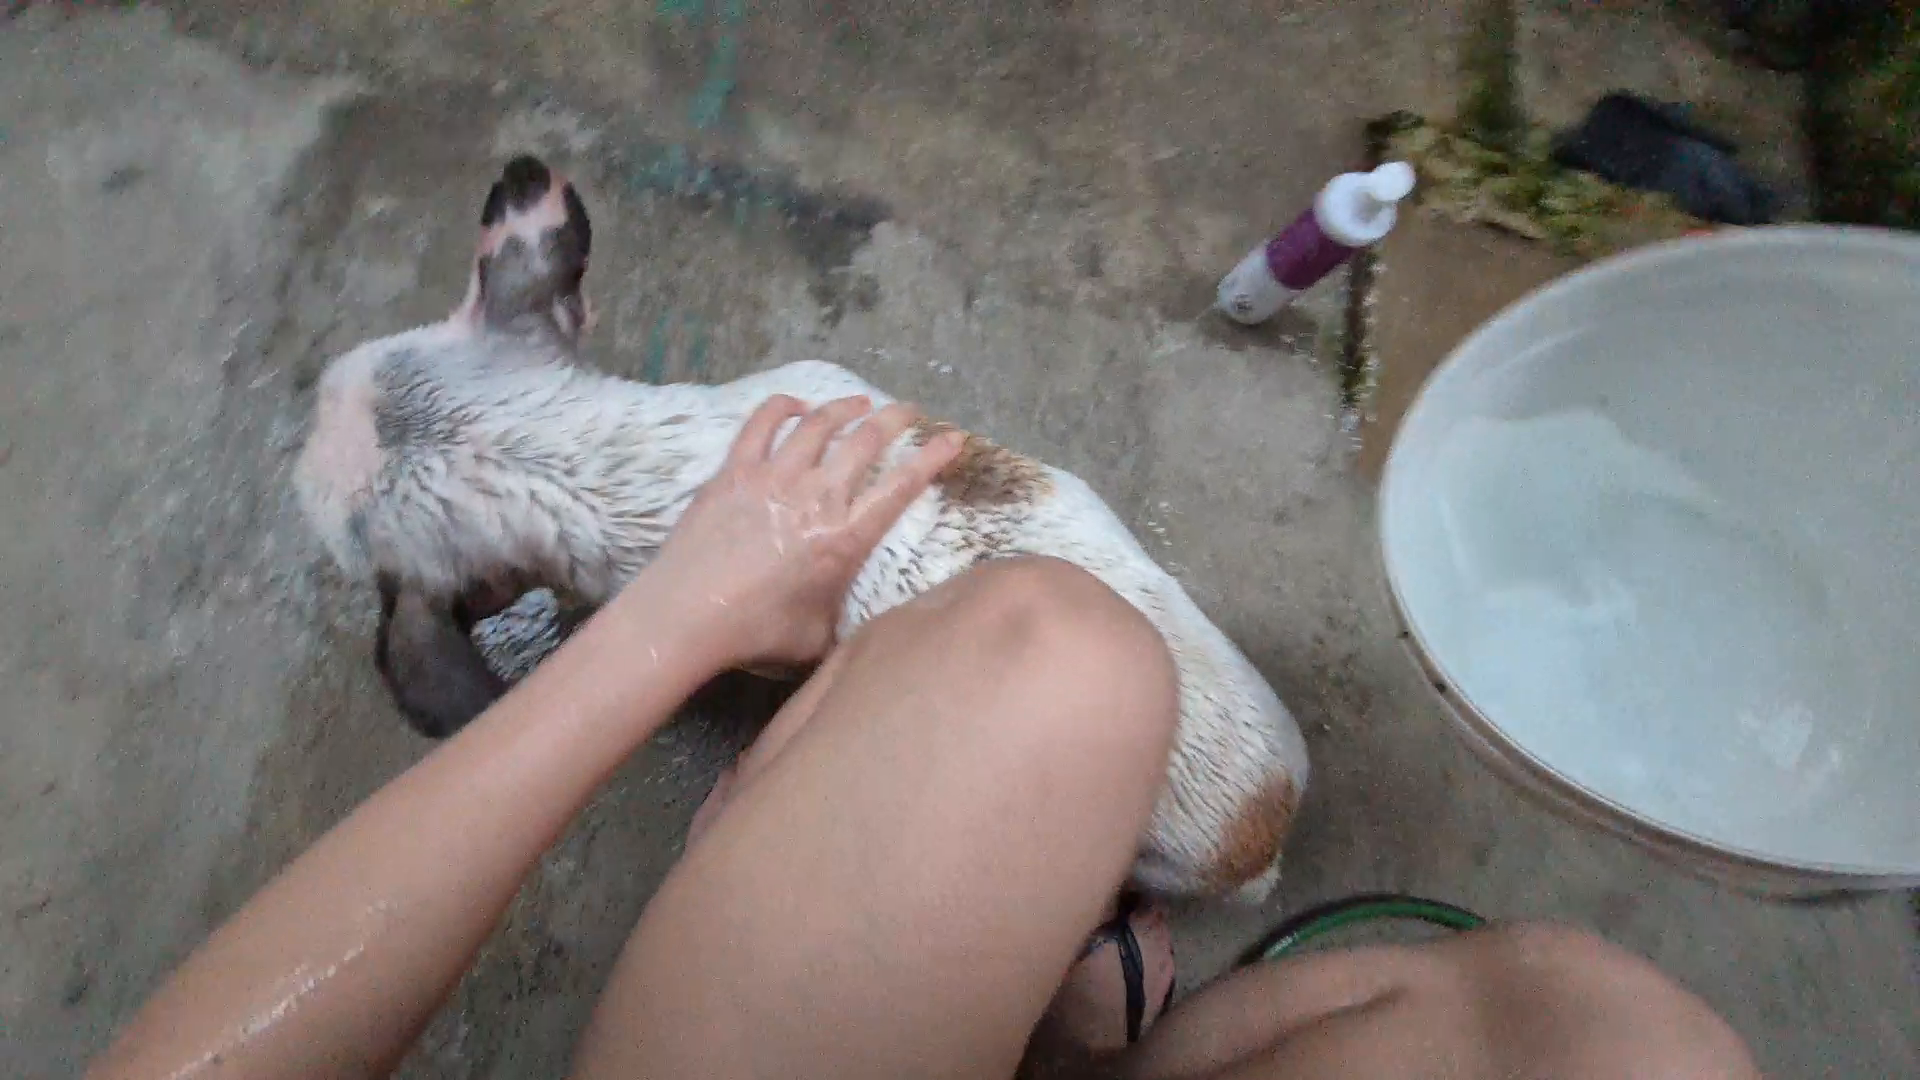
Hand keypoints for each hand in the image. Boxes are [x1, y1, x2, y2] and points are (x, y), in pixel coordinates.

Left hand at [638, 395, 964, 669]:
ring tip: (860, 403)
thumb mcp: (820, 638)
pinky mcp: (736, 470)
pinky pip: (762, 424)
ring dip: (846, 407)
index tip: (952, 438)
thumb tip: (868, 634)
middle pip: (866, 440)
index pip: (902, 484)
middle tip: (909, 411)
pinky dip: (783, 407)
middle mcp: (817, 496)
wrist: (687, 615)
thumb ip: (850, 626)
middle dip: (896, 418)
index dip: (933, 456)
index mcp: (845, 536)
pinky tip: (795, 405)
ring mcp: (774, 477)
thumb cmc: (758, 631)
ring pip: (819, 423)